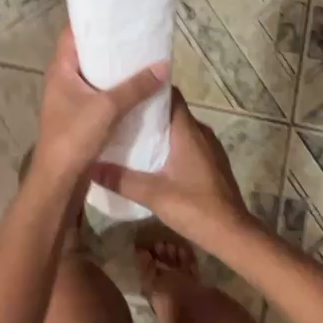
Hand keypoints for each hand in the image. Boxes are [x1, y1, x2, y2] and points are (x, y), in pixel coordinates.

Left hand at [30, 29, 169, 186]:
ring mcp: (70, 100)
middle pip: (86, 54)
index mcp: (60, 69)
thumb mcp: (108, 107)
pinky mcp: (79, 119)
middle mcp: (62, 80)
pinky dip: (116, 91)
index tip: (117, 12)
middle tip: (138, 35)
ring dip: (115, 71)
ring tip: (143, 58)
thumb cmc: (74, 136)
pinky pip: (100, 96)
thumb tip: (163, 66)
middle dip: (110, 46)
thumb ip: (136, 87)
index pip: (73, 33)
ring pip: (95, 77)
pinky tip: (138, 91)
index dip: (92, 21)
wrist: (59, 181)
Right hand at [90, 91, 251, 242]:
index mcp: (188, 131)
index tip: (127, 88)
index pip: (170, 95)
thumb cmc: (195, 208)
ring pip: (180, 128)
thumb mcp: (153, 195)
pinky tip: (153, 158)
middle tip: (120, 113)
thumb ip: (121, 179)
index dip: (149, 89)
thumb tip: (90, 165)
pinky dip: (171, 144)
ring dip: (160, 129)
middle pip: (172, 111)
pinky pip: (188, 143)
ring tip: (131, 134)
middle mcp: (201, 132)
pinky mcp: (212, 163)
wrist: (232, 234)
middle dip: (148, 111)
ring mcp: (210, 148)